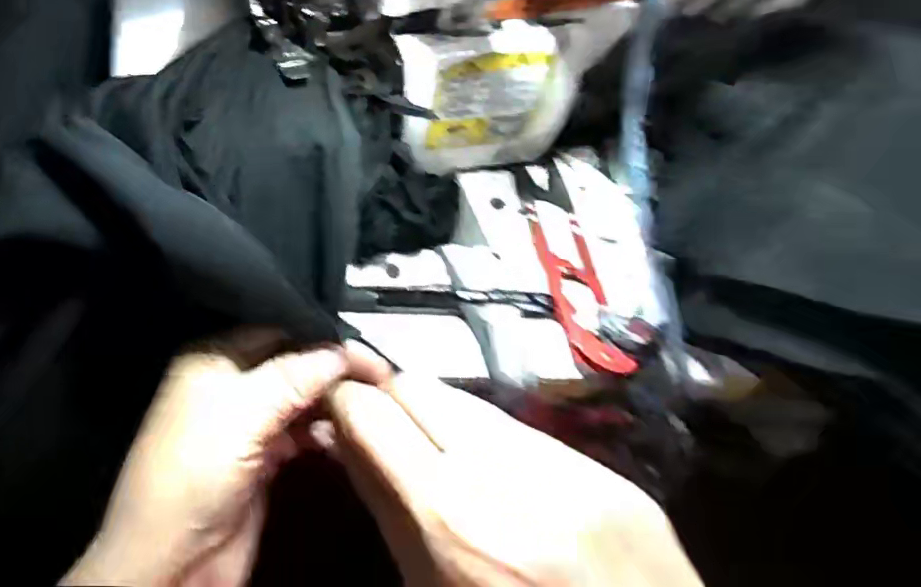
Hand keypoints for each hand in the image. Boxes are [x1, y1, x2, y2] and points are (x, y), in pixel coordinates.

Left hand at [62, 337, 389, 586]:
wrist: (174, 550)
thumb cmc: (194, 467)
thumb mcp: (240, 412)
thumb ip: (288, 377)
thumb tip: (337, 348)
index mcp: (211, 357)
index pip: (272, 332)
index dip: (317, 339)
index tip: (370, 352)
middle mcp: (227, 383)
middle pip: (287, 365)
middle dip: (330, 370)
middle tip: (383, 381)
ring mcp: (245, 423)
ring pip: (296, 401)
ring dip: (330, 403)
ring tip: (375, 408)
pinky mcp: (261, 461)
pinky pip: (298, 436)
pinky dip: (323, 435)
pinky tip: (351, 438)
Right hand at [322, 377, 702, 586]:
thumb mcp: (422, 580)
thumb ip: (375, 491)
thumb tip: (334, 427)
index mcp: (453, 517)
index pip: (367, 404)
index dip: (345, 403)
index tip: (341, 413)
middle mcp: (511, 481)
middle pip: (414, 384)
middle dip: (392, 401)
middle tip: (391, 432)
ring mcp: (573, 477)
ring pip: (466, 399)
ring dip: (444, 419)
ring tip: (452, 460)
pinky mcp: (616, 481)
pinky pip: (524, 432)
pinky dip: (499, 446)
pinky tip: (509, 485)